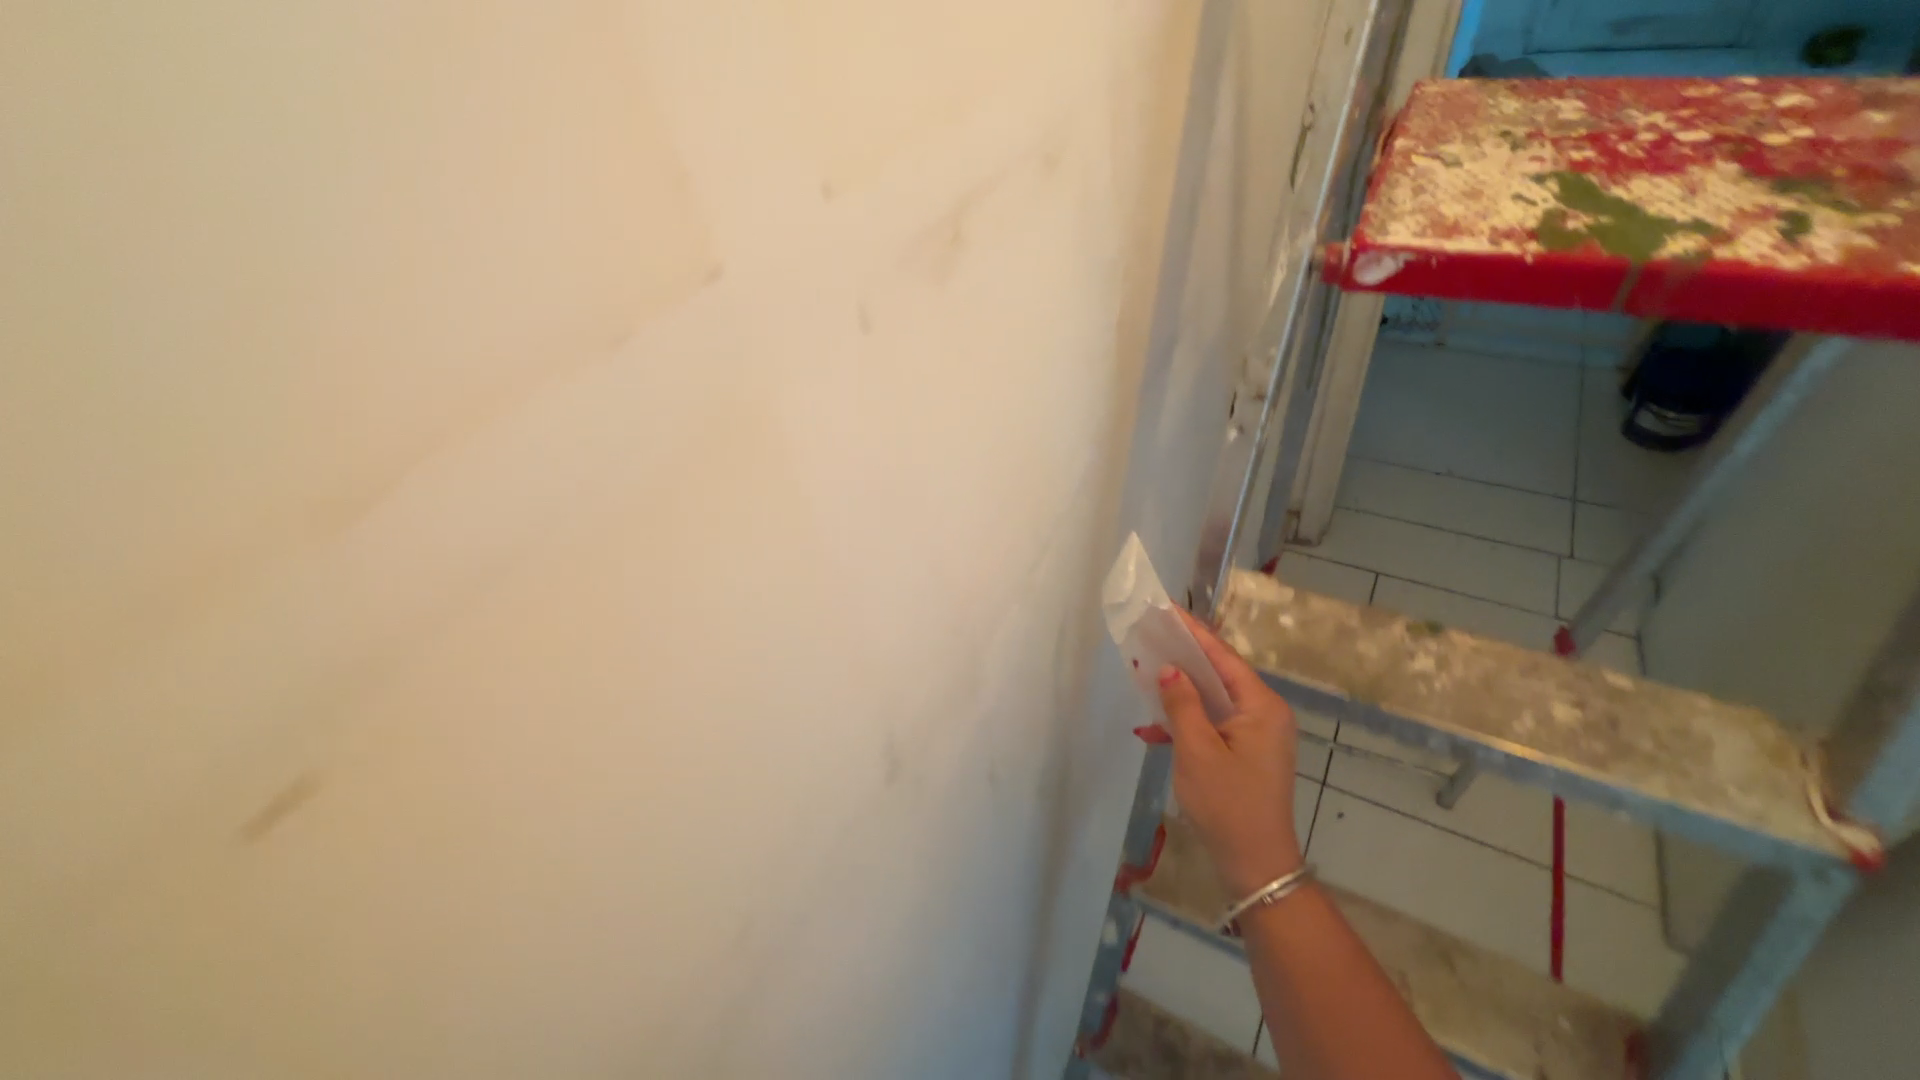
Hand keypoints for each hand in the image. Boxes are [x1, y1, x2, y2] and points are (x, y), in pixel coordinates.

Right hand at [1149, 609, 1302, 897]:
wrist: (1256, 864)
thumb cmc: (1228, 804)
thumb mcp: (1197, 751)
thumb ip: (1182, 704)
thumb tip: (1169, 669)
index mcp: (1262, 706)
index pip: (1223, 656)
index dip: (1192, 632)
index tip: (1165, 610)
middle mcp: (1265, 713)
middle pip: (1219, 674)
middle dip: (1181, 660)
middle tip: (1148, 638)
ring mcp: (1258, 735)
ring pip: (1213, 700)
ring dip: (1179, 693)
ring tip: (1143, 678)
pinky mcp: (1247, 754)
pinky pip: (1213, 725)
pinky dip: (1186, 724)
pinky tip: (1153, 731)